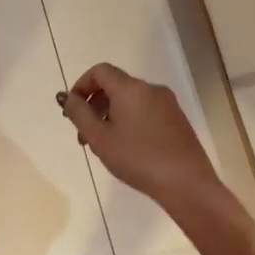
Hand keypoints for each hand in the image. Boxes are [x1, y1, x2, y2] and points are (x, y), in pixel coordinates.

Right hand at [60, 63, 225, 211]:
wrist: (186, 183)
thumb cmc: (138, 159)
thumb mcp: (99, 138)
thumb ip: (79, 113)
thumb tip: (67, 97)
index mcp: (130, 88)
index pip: (100, 71)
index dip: (81, 85)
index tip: (72, 109)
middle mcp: (151, 89)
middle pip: (114, 85)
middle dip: (94, 105)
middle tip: (83, 135)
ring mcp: (167, 104)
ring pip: (130, 100)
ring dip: (110, 115)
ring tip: (104, 145)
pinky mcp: (177, 119)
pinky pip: (145, 111)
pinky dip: (129, 120)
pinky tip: (128, 148)